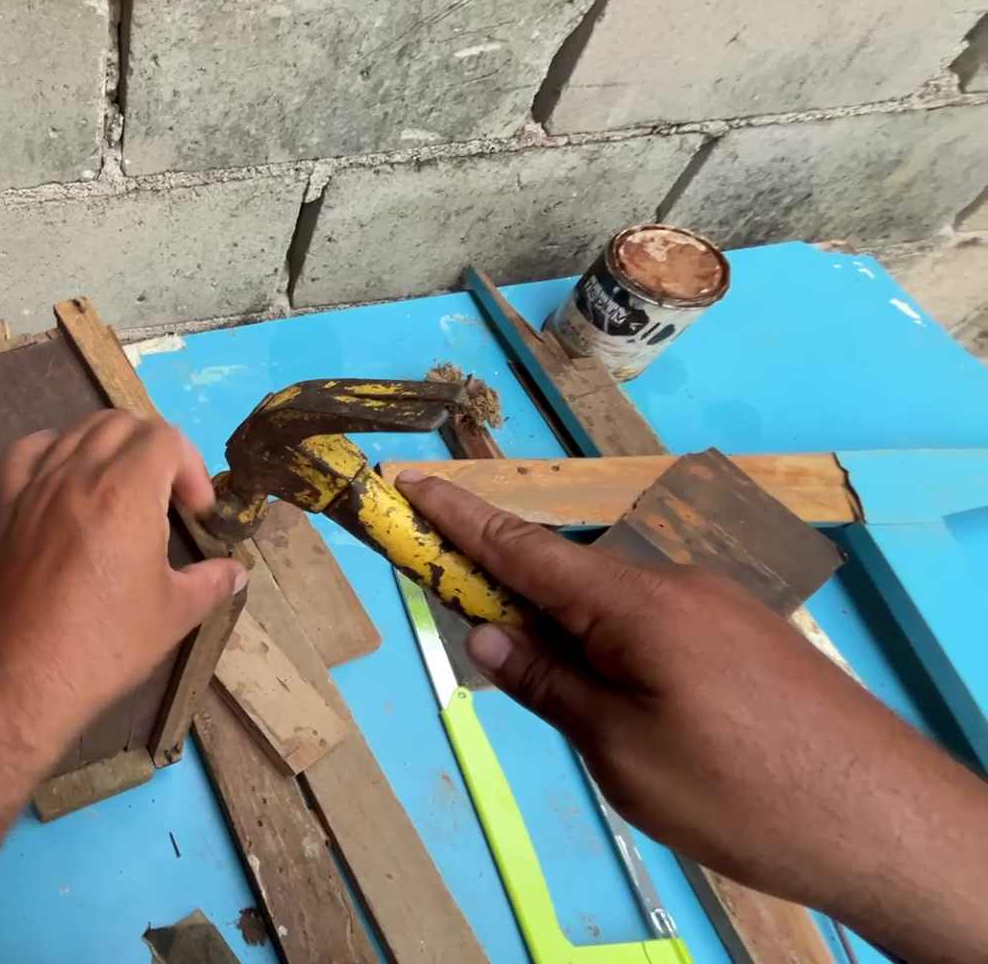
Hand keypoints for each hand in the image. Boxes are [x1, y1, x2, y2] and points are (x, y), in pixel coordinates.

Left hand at [0, 411, 246, 745]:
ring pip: (76, 430)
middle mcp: (78, 474)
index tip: (196, 513)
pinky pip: (25, 452)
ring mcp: (36, 486)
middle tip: (166, 496)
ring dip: (110, 446)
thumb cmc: (107, 643)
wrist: (25, 675)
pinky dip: (52, 449)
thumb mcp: (175, 614)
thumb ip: (212, 582)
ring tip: (123, 486)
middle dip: (156, 448)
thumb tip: (238, 572)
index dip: (192, 467)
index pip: (166, 438)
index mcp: (126, 491)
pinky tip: (66, 474)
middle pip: (122, 423)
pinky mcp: (6, 505)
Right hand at [396, 470, 987, 958]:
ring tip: (576, 701)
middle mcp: (674, 584)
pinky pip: (646, 618)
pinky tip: (626, 699)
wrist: (923, 845)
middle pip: (558, 571)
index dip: (453, 513)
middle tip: (483, 639)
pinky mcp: (745, 633)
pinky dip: (605, 639)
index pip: (518, 545)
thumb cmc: (750, 798)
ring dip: (562, 628)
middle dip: (505, 590)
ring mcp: (717, 605)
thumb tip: (481, 632)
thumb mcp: (619, 752)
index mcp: (635, 604)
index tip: (404, 481)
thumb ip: (544, 682)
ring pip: (604, 600)